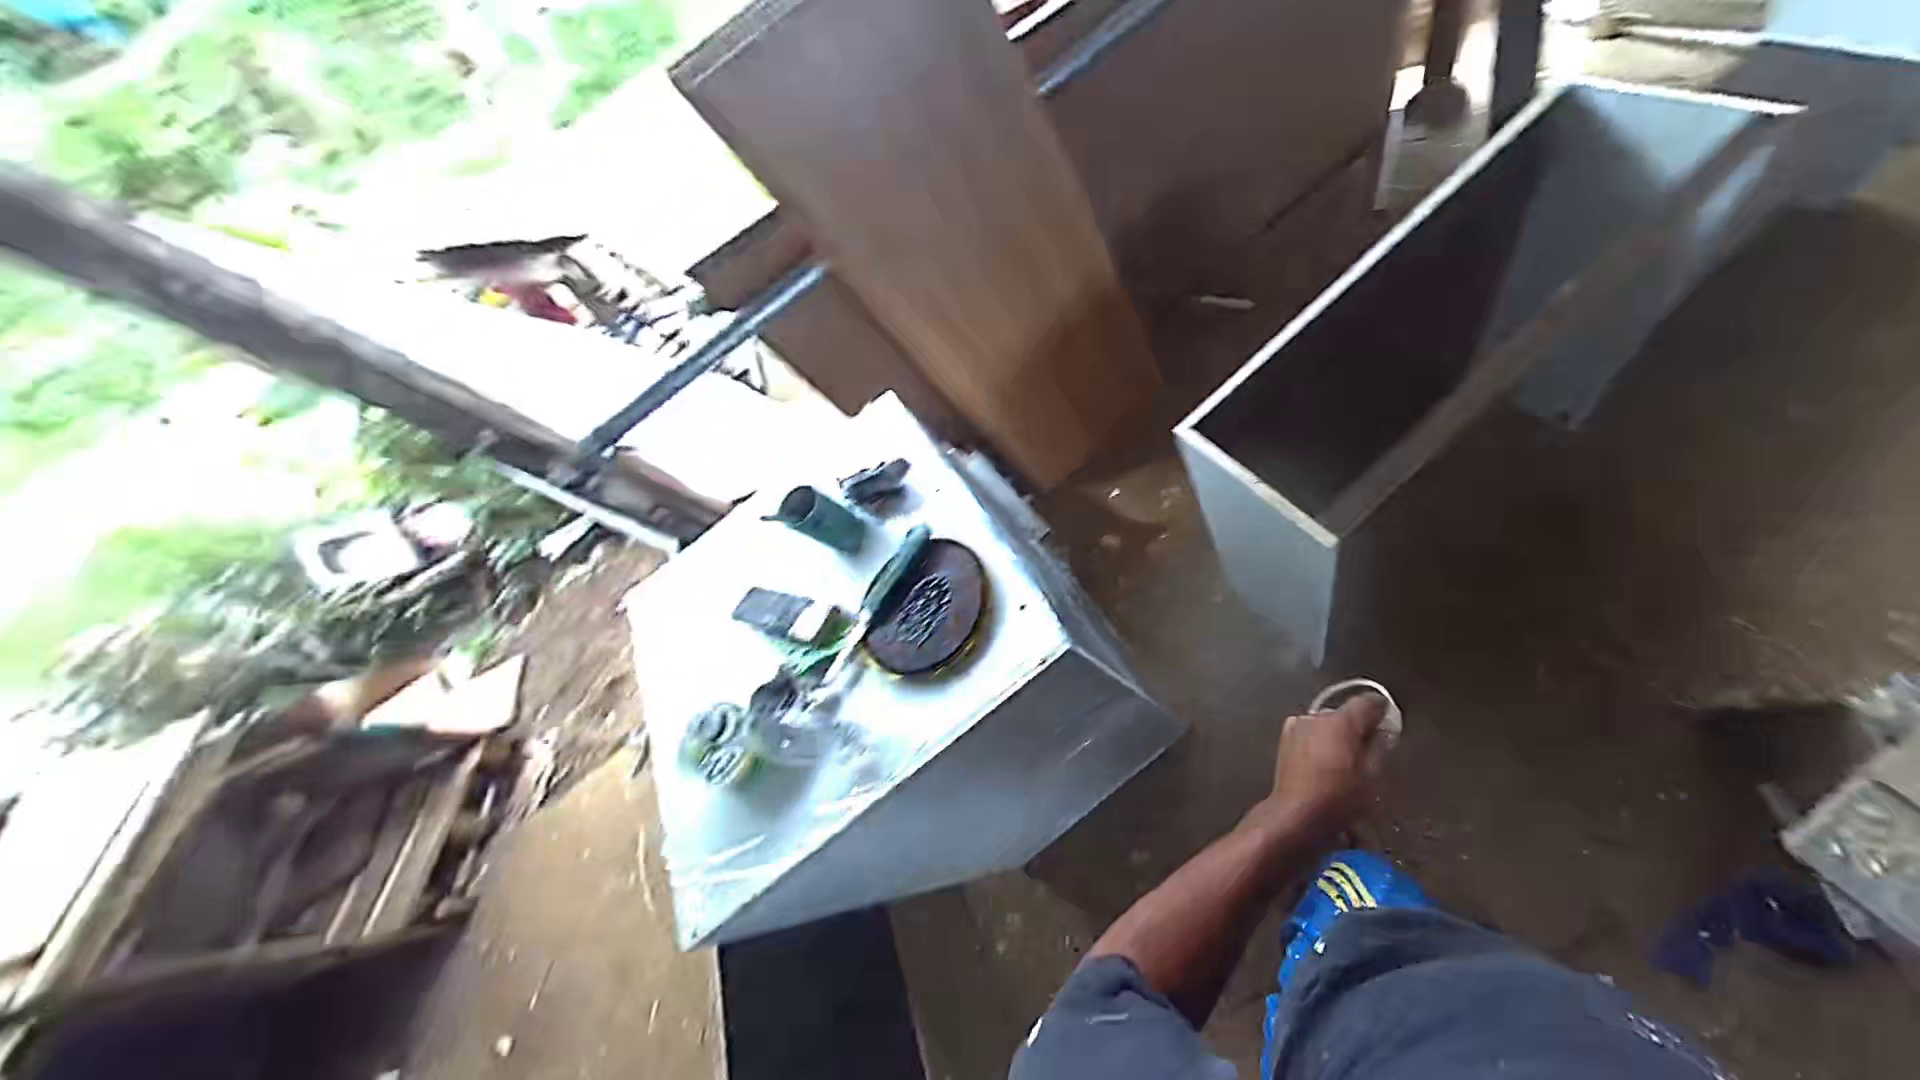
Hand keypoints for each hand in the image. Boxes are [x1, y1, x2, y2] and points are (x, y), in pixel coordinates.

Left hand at [1264, 692, 1386, 835]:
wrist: (1297, 811)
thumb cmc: (1337, 797)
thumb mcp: (1373, 775)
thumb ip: (1380, 746)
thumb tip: (1381, 732)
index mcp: (1341, 723)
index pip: (1367, 702)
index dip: (1380, 710)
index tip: (1386, 719)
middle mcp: (1317, 717)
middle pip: (1345, 714)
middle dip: (1357, 727)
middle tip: (1367, 750)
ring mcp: (1298, 725)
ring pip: (1326, 723)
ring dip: (1336, 734)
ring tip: (1343, 761)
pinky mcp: (1285, 736)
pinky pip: (1310, 732)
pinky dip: (1318, 740)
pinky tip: (1323, 762)